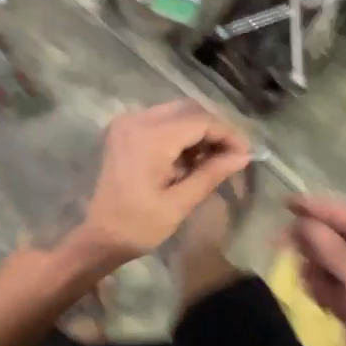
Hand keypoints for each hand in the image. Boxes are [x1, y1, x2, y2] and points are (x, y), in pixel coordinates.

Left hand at [75, 101, 251, 263]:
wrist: (98, 236)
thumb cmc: (139, 225)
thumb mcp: (179, 203)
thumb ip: (211, 173)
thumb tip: (244, 155)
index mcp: (151, 137)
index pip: (200, 121)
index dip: (228, 133)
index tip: (246, 153)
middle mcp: (137, 119)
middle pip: (188, 109)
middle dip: (213, 129)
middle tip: (232, 155)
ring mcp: (127, 122)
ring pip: (175, 112)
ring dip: (197, 130)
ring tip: (213, 159)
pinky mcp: (124, 129)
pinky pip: (160, 120)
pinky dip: (179, 133)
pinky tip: (189, 158)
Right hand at [290, 196, 345, 345]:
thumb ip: (336, 253)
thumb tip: (306, 222)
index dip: (317, 209)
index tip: (285, 203)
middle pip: (335, 237)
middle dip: (311, 242)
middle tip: (281, 247)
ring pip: (328, 261)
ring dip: (315, 269)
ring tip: (314, 289)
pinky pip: (329, 283)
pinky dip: (320, 288)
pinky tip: (322, 303)